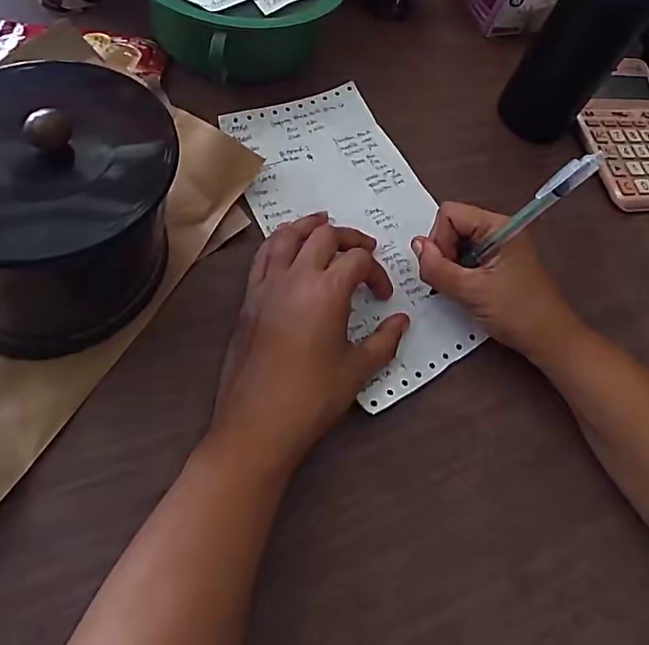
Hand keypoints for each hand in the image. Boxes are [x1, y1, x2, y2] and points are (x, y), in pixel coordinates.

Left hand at [210, 213, 409, 474]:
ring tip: (322, 223)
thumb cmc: (310, 399)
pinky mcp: (249, 298)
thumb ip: (384, 341)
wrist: (256, 424)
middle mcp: (295, 278)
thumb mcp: (357, 370)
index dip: (376, 271)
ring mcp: (267, 285)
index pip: (357, 260)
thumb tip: (399, 322)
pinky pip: (263, 255)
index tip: (382, 294)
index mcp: (326, 291)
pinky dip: (278, 241)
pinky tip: (285, 246)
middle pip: (323, 235)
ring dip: (308, 225)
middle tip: (362, 248)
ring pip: (287, 235)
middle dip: (348, 237)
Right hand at [410, 202, 581, 361]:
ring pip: (456, 241)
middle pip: (452, 225)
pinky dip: (458, 271)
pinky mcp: (496, 260)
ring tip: (463, 288)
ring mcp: (498, 245)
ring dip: (451, 264)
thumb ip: (438, 267)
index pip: (450, 213)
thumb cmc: (521, 314)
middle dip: (444, 252)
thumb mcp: (471, 291)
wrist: (550, 341)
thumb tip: (417, 246)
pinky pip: (465, 254)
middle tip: (455, 280)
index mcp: (499, 226)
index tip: (447, 267)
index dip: (440, 238)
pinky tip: (467, 290)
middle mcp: (499, 229)